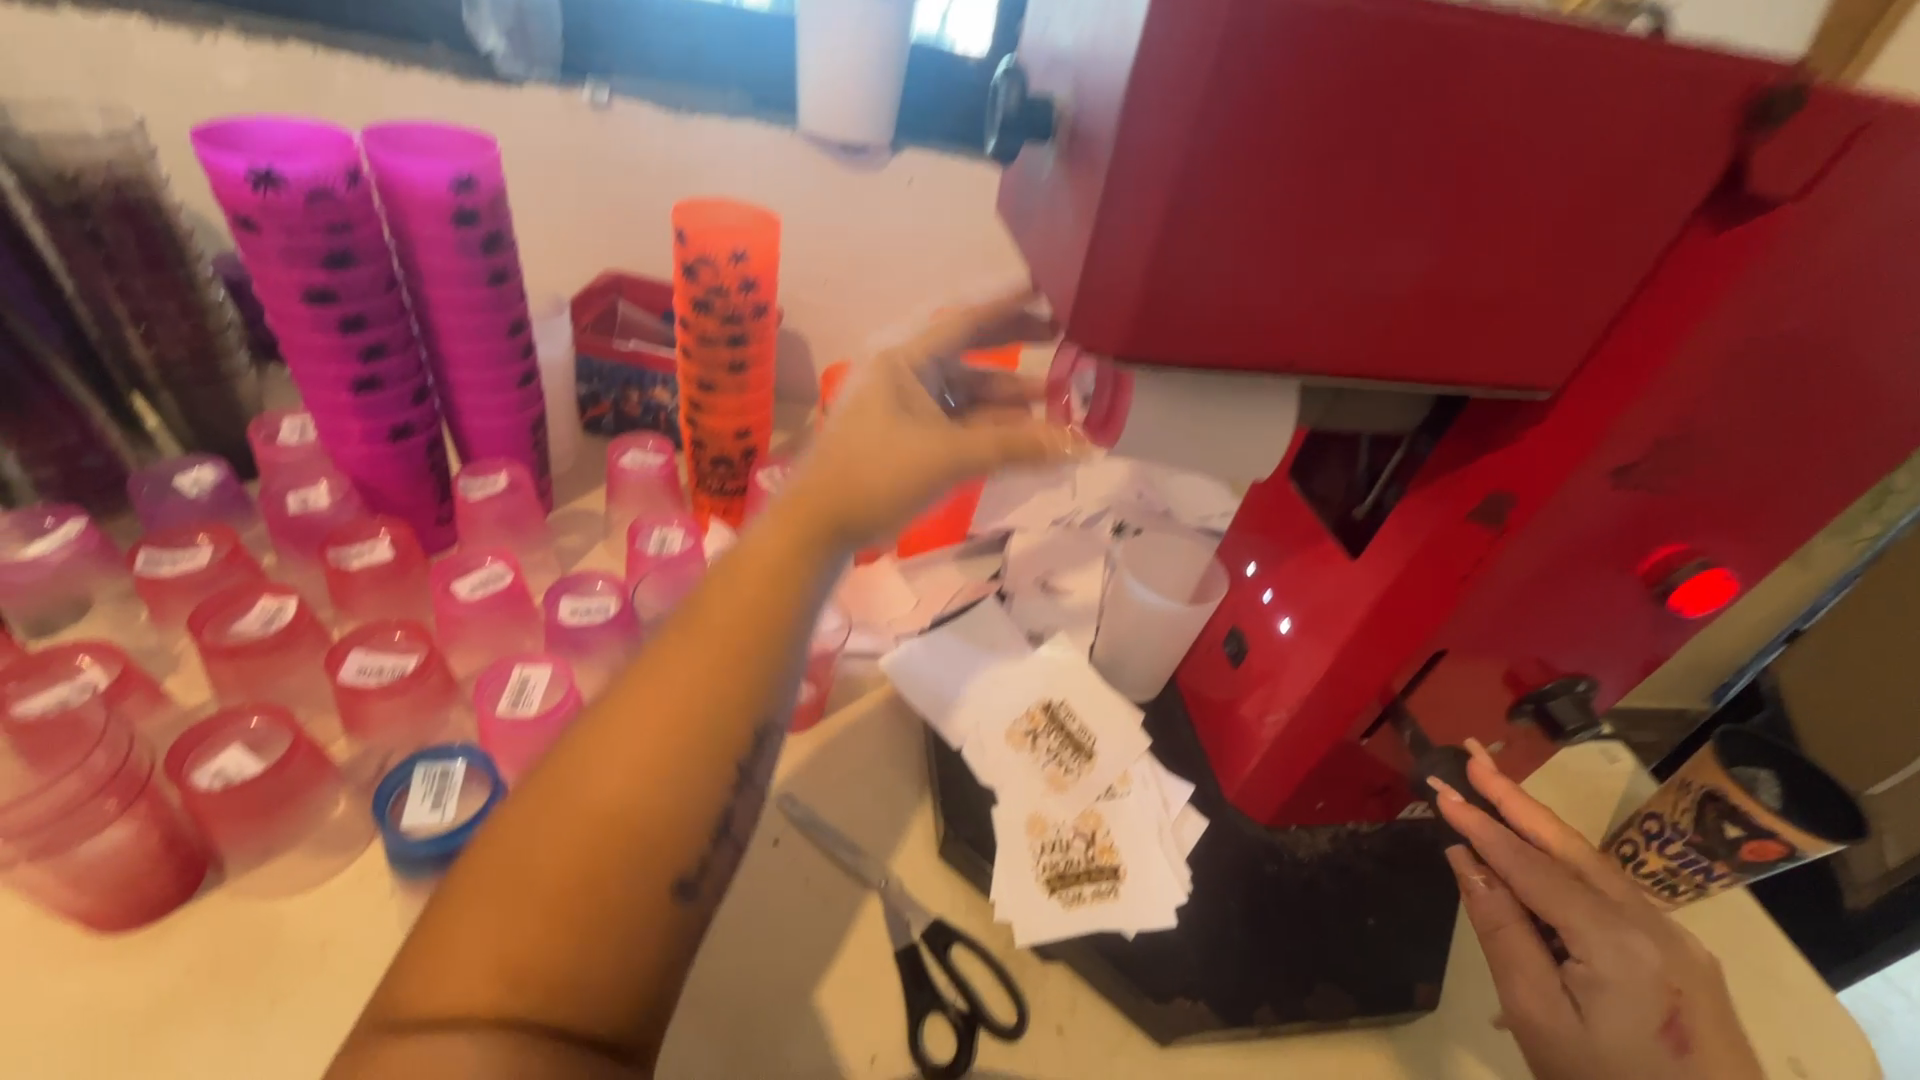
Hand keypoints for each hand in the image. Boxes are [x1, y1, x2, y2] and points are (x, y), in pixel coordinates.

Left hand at [782, 289, 1082, 548]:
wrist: (820, 525)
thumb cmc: (876, 476)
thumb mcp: (949, 457)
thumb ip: (1016, 447)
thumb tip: (1081, 445)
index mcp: (905, 361)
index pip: (966, 321)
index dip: (1009, 304)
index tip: (1049, 288)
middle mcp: (909, 377)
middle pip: (972, 353)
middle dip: (1018, 348)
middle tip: (1066, 340)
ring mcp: (910, 410)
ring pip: (971, 397)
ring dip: (1012, 403)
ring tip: (1060, 404)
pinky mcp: (913, 442)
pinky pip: (962, 426)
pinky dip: (994, 431)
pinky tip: (1030, 437)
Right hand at [1432, 740, 1764, 1079]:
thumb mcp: (1539, 1017)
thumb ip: (1503, 932)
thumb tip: (1467, 860)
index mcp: (1615, 939)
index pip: (1530, 865)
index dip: (1481, 824)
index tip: (1438, 787)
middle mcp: (1654, 925)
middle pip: (1569, 847)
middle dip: (1515, 798)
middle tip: (1472, 754)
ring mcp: (1677, 940)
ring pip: (1594, 866)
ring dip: (1539, 825)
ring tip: (1496, 789)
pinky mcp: (1685, 959)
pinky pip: (1613, 895)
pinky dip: (1567, 863)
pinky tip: (1540, 858)